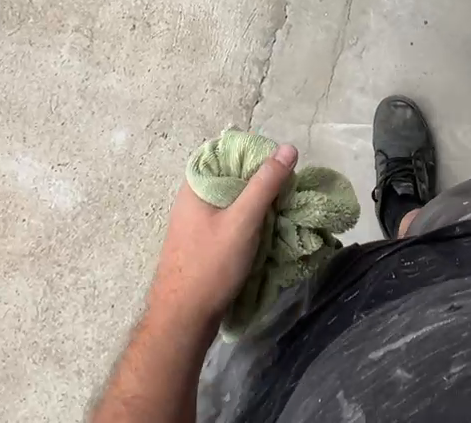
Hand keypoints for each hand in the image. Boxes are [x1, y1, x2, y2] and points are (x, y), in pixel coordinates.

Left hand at [147, 144, 297, 330]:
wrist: (182, 321)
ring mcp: (197, 221)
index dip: (255, 154)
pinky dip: (249, 220)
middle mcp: (193, 198)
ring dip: (257, 203)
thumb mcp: (243, 220)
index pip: (228, 152)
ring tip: (281, 209)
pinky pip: (230, 218)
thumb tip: (288, 148)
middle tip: (286, 189)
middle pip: (233, 175)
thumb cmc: (210, 266)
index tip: (281, 165)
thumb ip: (265, 183)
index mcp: (196, 185)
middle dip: (261, 181)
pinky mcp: (203, 241)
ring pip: (234, 199)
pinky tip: (266, 230)